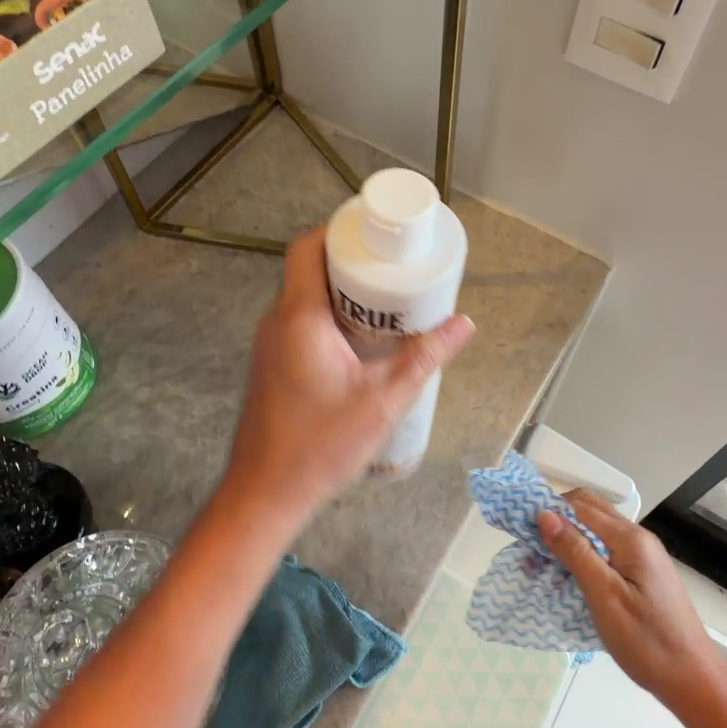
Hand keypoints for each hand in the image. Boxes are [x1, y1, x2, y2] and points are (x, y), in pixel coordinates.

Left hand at [225, 228, 475, 518]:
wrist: (264, 494)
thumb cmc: (320, 445)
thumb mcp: (383, 401)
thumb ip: (423, 359)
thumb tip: (462, 324)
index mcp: (299, 316)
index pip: (308, 247)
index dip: (340, 232)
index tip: (378, 238)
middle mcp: (277, 320)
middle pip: (310, 270)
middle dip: (352, 264)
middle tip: (395, 272)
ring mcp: (269, 344)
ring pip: (305, 298)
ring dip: (341, 294)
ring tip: (386, 304)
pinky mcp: (271, 365)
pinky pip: (300, 323)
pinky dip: (329, 318)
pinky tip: (361, 341)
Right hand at [539, 489, 725, 703]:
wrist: (693, 681)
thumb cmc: (647, 641)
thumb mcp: (604, 596)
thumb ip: (575, 551)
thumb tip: (544, 513)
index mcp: (630, 538)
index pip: (581, 505)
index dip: (549, 511)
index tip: (520, 531)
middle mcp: (638, 539)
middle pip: (589, 512)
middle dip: (556, 523)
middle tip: (529, 550)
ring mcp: (643, 557)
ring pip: (596, 533)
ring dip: (568, 542)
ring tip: (542, 568)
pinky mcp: (642, 576)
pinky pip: (606, 552)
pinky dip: (583, 558)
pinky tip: (569, 580)